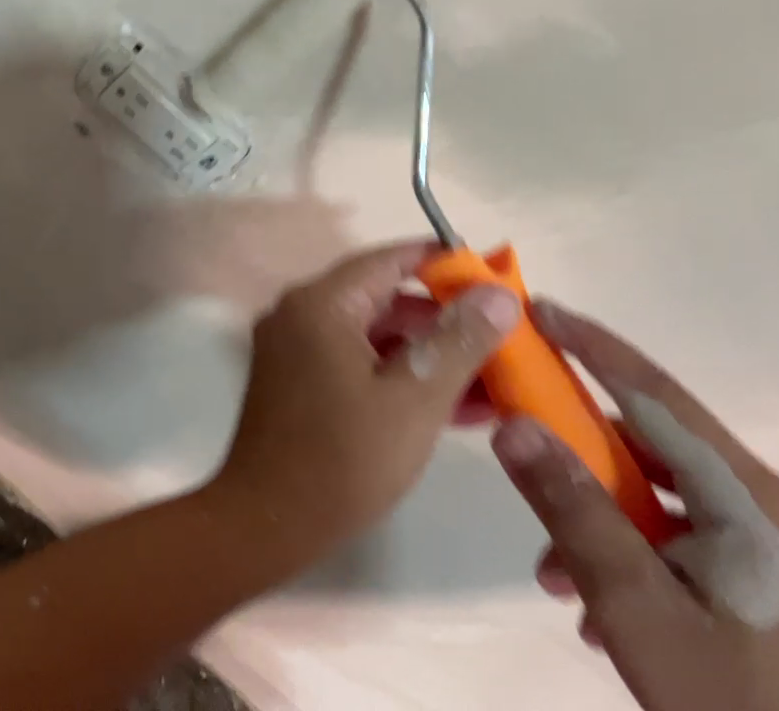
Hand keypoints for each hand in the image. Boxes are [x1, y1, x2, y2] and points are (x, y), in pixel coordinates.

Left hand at [206, 242, 521, 562]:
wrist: (271, 517)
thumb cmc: (344, 455)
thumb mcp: (415, 397)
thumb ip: (458, 339)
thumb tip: (496, 292)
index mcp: (318, 305)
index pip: (387, 262)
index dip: (443, 263)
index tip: (495, 275)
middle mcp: (297, 315)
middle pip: (381, 298)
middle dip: (445, 317)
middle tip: (507, 337)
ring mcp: (292, 349)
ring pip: (373, 335)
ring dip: (430, 353)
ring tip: (498, 378)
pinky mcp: (297, 382)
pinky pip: (357, 363)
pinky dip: (401, 376)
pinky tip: (460, 406)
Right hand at [496, 303, 778, 710]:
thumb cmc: (738, 700)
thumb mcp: (637, 606)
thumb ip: (574, 510)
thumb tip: (514, 426)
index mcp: (755, 503)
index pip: (659, 399)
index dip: (594, 349)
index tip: (539, 311)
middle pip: (659, 452)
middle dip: (580, 458)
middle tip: (518, 463)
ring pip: (669, 503)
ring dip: (602, 521)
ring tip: (558, 577)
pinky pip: (692, 541)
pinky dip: (638, 554)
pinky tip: (605, 605)